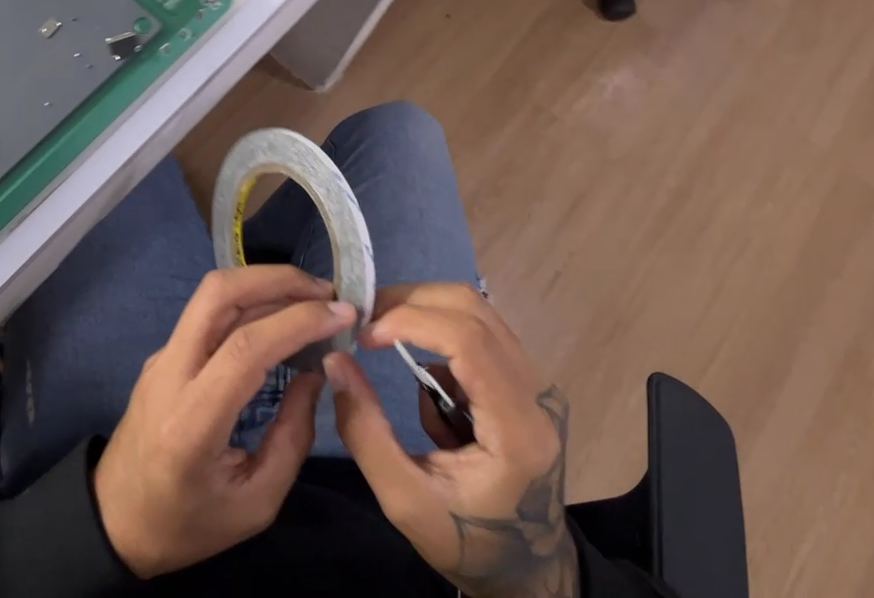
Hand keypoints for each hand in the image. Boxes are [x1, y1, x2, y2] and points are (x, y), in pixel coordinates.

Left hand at [93, 266, 357, 577]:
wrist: (112, 523)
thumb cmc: (185, 524)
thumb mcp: (254, 504)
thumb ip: (292, 438)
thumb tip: (318, 374)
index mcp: (191, 421)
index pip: (245, 347)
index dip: (298, 321)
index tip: (343, 315)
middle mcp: (170, 374)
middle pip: (218, 294)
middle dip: (277, 279)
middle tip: (327, 293)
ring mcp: (162, 359)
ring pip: (210, 296)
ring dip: (264, 285)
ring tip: (312, 301)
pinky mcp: (163, 356)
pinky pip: (208, 315)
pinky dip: (249, 304)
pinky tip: (280, 321)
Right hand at [327, 284, 575, 597]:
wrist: (528, 570)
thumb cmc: (468, 544)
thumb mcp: (404, 500)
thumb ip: (366, 430)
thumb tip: (335, 360)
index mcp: (516, 428)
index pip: (468, 340)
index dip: (410, 321)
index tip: (364, 335)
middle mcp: (538, 394)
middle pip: (474, 309)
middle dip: (411, 302)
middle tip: (364, 320)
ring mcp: (538, 385)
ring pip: (479, 312)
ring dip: (424, 314)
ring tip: (382, 337)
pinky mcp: (528, 383)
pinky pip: (480, 334)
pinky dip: (441, 341)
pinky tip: (426, 386)